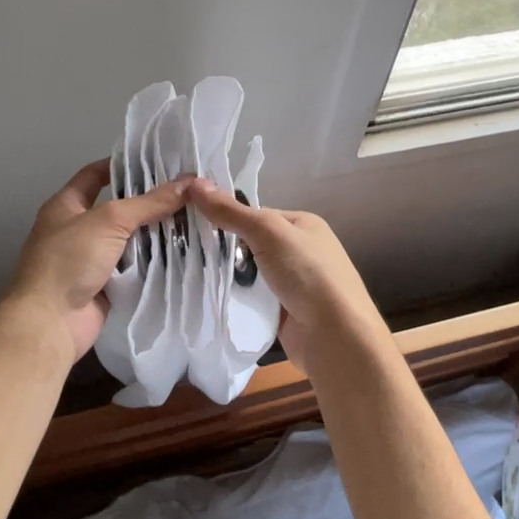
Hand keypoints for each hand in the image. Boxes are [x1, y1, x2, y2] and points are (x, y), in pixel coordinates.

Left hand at [6, 161, 190, 363]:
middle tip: (185, 192)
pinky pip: (134, 267)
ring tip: (193, 218)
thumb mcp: (110, 220)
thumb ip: (149, 202)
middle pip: (118, 209)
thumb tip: (189, 182)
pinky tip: (182, 251)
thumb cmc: (69, 260)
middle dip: (149, 202)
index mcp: (65, 206)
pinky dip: (154, 261)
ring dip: (155, 233)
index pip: (94, 175)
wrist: (49, 323)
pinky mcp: (105, 285)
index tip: (156, 161)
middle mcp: (76, 230)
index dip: (121, 165)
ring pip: (129, 239)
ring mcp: (90, 260)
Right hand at [187, 180, 385, 370]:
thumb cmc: (307, 274)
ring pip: (251, 274)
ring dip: (229, 278)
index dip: (227, 218)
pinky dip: (237, 301)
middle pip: (252, 245)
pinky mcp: (283, 312)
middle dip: (225, 251)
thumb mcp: (269, 233)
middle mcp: (300, 251)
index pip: (257, 215)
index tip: (191, 224)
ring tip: (188, 275)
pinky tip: (209, 300)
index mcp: (303, 224)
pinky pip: (253, 301)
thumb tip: (196, 183)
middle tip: (183, 252)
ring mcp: (293, 283)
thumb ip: (232, 212)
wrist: (335, 336)